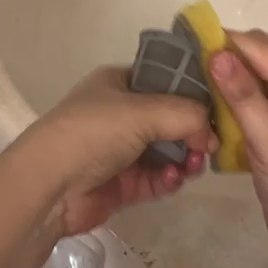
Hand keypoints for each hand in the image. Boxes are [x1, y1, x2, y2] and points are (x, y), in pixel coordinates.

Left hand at [10, 67, 213, 237]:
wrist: (48, 186)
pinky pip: (157, 179)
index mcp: (119, 83)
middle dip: (193, 132)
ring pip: (166, 151)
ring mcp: (121, 150)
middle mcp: (120, 113)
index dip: (193, 94)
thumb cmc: (93, 132)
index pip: (165, 80)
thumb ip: (186, 115)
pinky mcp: (122, 185)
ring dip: (185, 158)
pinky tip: (175, 180)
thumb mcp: (143, 111)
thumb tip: (212, 133)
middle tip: (211, 146)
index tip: (219, 108)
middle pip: (170, 119)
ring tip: (195, 166)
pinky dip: (169, 180)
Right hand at [209, 30, 267, 257]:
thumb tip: (217, 53)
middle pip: (260, 52)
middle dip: (228, 52)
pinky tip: (211, 103)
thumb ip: (243, 96)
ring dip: (230, 72)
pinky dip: (232, 94)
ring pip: (255, 72)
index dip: (228, 40)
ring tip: (196, 79)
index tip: (190, 40)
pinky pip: (252, 94)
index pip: (263, 48)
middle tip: (191, 63)